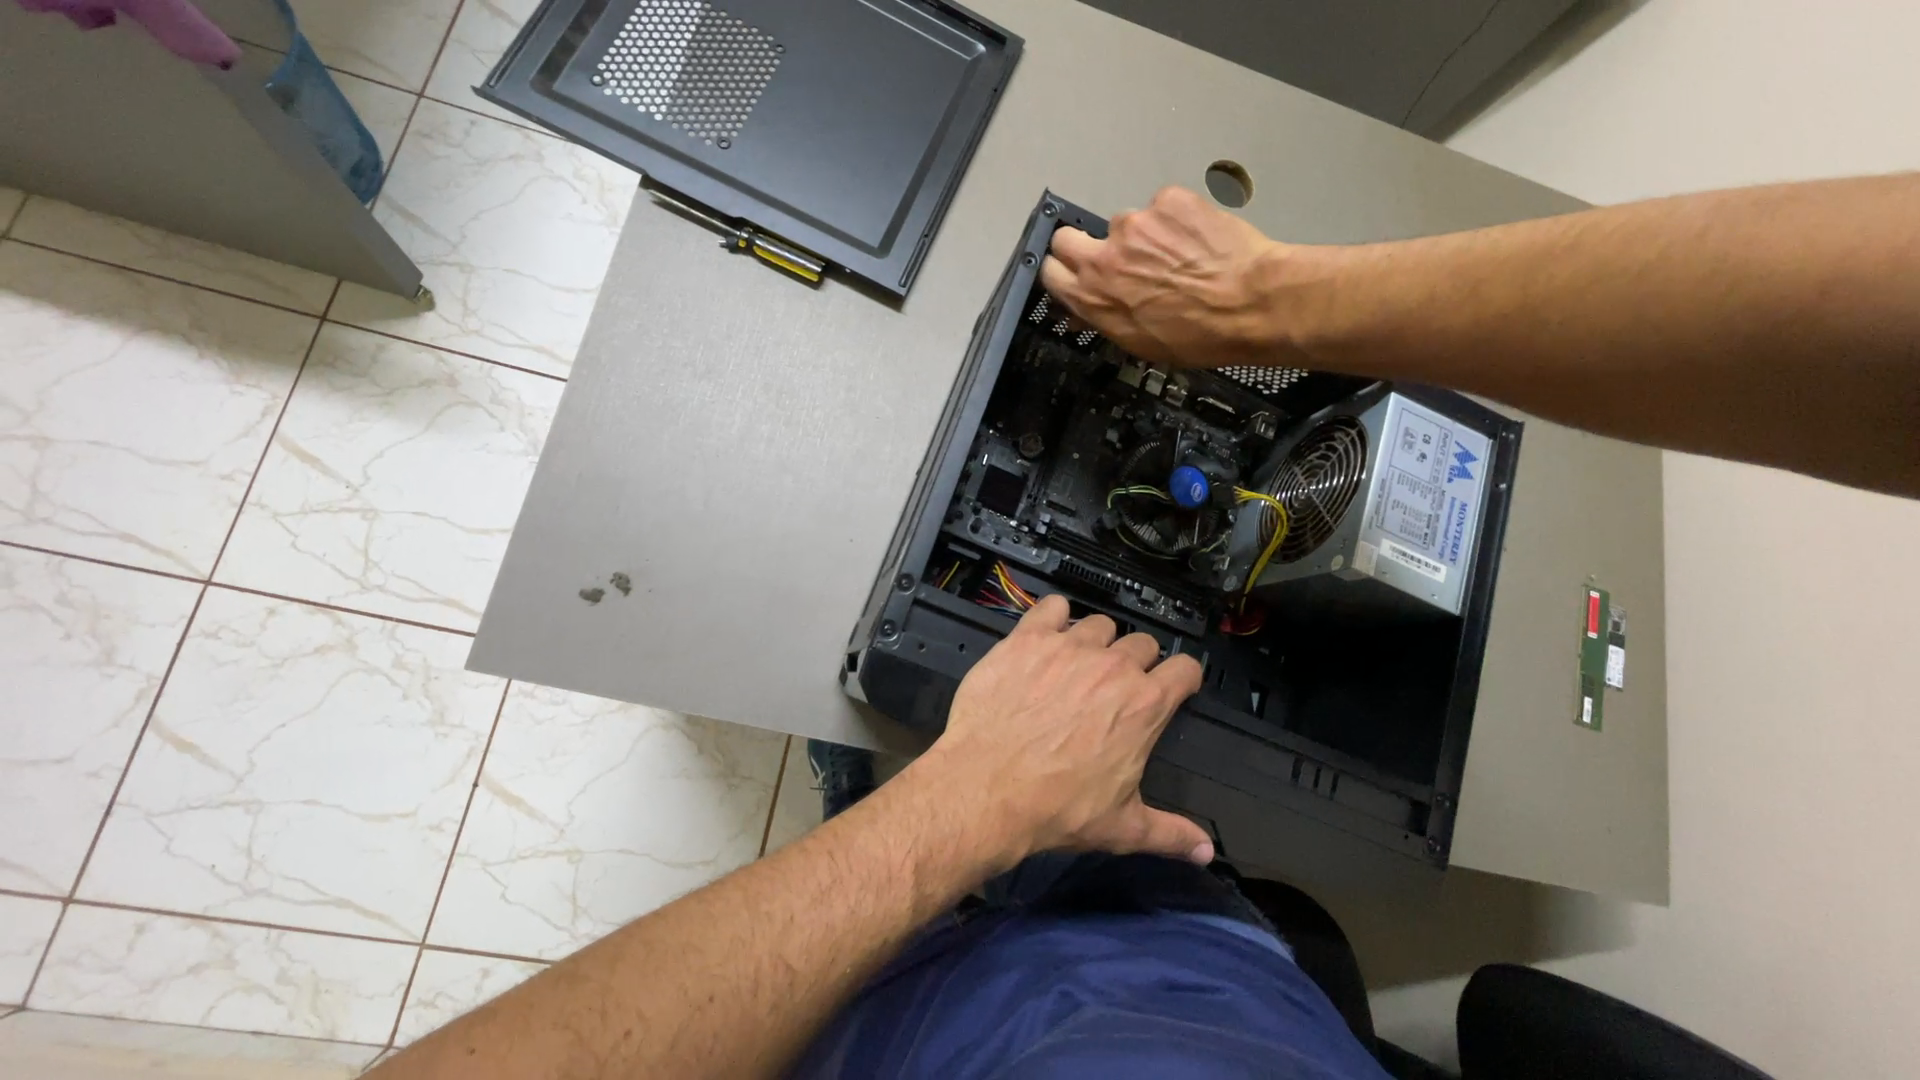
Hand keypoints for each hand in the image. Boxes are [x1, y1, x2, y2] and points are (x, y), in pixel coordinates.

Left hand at [915, 594, 1212, 867]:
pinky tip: (1045, 636)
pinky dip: (1053, 617)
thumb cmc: (1057, 809)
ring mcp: (1067, 647)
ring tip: (1077, 664)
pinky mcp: (1026, 639)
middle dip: (1136, 661)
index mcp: (1144, 704)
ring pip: (1098, 624)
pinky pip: (1051, 607)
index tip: (1171, 687)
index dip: (1181, 679)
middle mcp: (1112, 666)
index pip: (1186, 669)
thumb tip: (1205, 851)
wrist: (986, 791)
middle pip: (1142, 643)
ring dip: (1095, 641)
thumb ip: (1170, 833)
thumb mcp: (1121, 828)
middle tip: (1113, 687)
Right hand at [1041, 186, 1307, 368]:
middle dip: (1084, 246)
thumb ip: (1104, 319)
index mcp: (1092, 297)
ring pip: (1123, 224)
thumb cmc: (1199, 336)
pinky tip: (1197, 241)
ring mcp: (1136, 224)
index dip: (1063, 273)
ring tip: (1175, 256)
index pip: (1049, 271)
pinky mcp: (1167, 200)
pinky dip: (1174, 221)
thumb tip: (1085, 314)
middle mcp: (1104, 256)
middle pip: (1067, 237)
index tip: (1074, 276)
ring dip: (1140, 237)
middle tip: (1115, 260)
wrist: (1252, 304)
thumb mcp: (1140, 343)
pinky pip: (1161, 207)